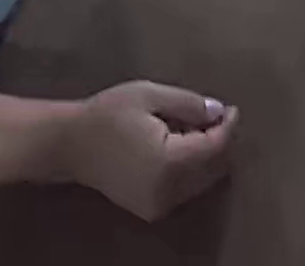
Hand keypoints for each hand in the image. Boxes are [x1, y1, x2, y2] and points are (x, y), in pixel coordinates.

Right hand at [58, 80, 238, 219]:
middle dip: (221, 140)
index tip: (232, 108)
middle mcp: (169, 192)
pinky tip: (184, 142)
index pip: (213, 148)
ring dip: (208, 153)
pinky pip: (185, 188)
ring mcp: (160, 205)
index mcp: (170, 163)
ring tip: (201, 123)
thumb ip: (188, 104)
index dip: (227, 128)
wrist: (72, 142)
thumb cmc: (110, 112)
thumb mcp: (150, 95)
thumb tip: (219, 111)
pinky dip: (193, 165)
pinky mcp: (152, 208)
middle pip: (212, 168)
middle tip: (220, 113)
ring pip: (201, 181)